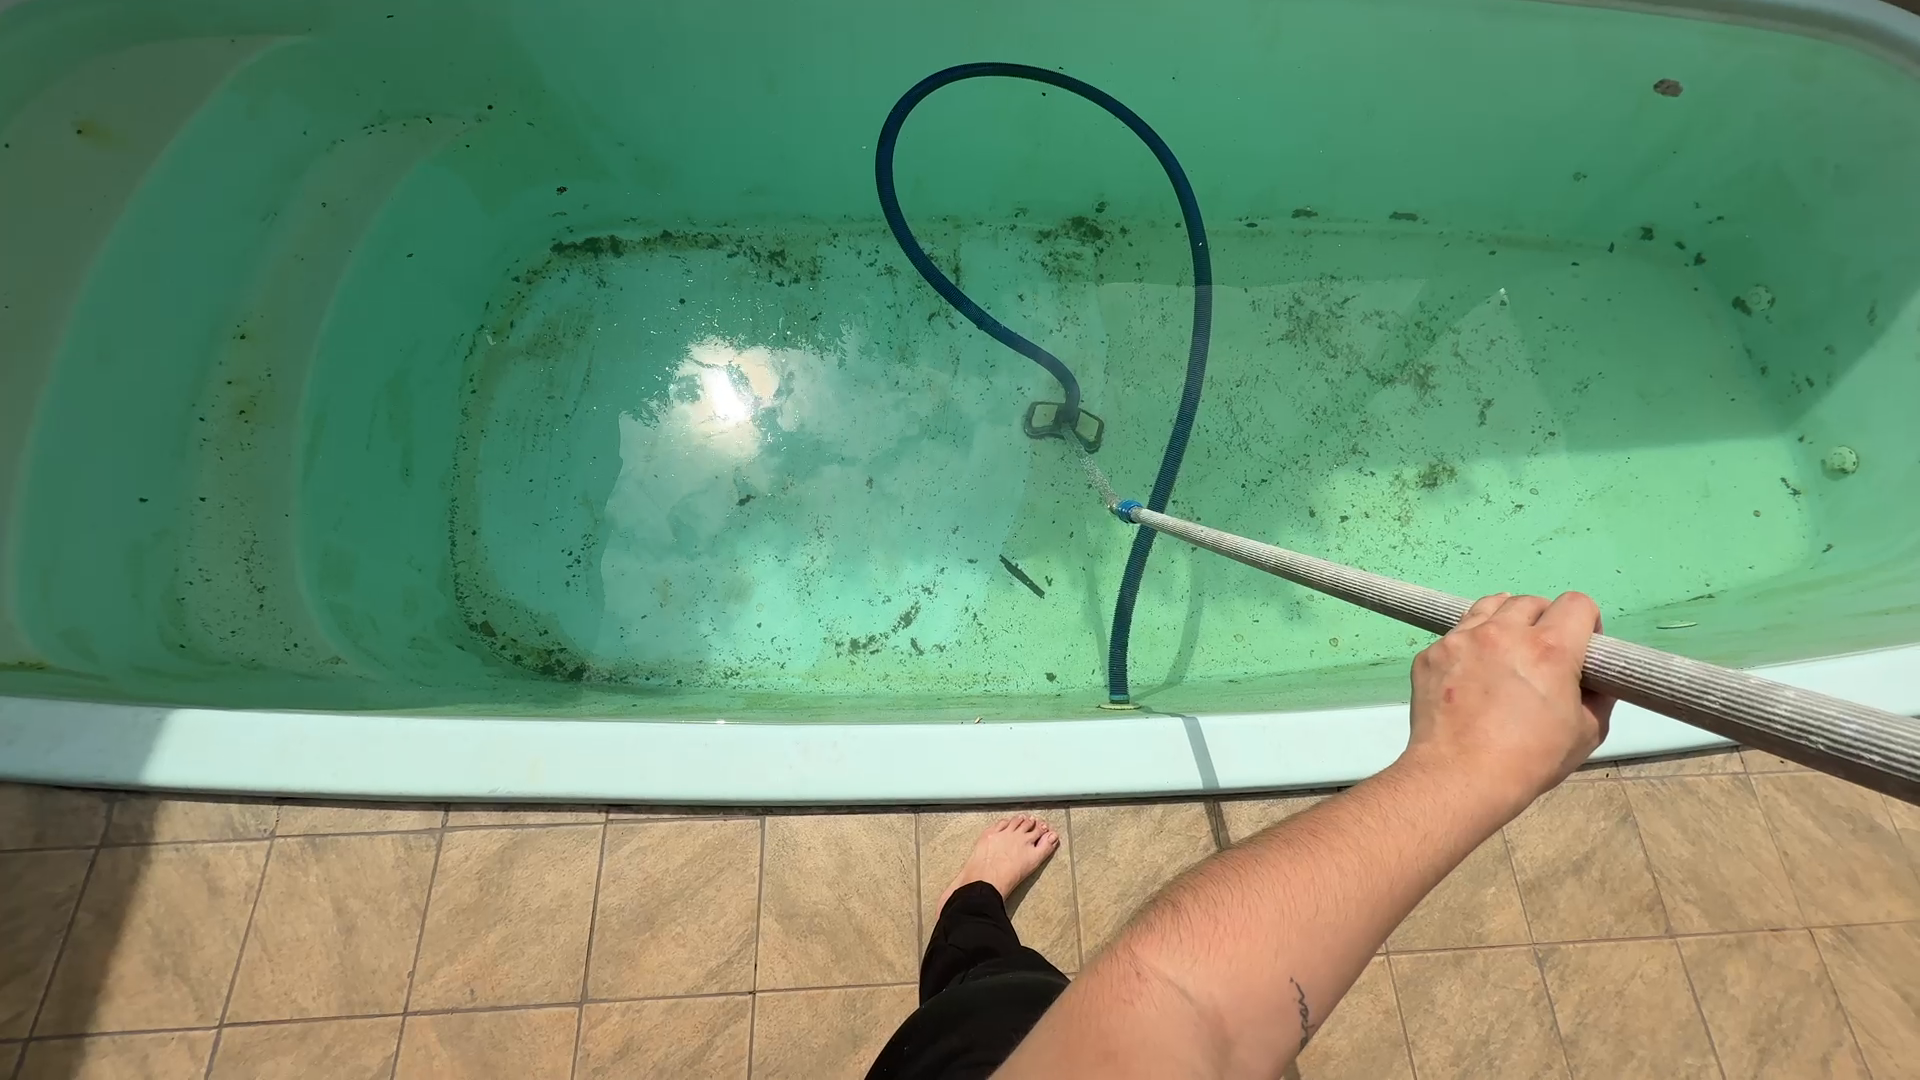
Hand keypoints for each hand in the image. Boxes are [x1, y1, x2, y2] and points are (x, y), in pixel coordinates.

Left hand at [1404, 592, 1615, 812]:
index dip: (1587, 621)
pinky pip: (1455, 634)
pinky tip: (1471, 672)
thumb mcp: (1588, 729)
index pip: (1576, 603)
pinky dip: (1470, 644)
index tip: (1583, 643)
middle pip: (1528, 601)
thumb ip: (1594, 692)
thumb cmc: (1531, 757)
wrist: (1460, 772)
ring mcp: (1458, 640)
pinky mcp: (1429, 653)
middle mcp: (1501, 633)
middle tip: (1543, 649)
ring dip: (1504, 620)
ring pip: (1487, 607)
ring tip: (1507, 648)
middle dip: (1544, 618)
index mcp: (1548, 648)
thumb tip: (1589, 677)